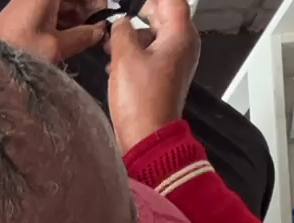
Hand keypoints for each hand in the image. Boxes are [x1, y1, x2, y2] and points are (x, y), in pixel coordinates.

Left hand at [0, 0, 108, 64]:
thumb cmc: (20, 53)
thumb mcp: (55, 47)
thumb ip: (82, 37)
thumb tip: (100, 32)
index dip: (95, 1)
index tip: (103, 15)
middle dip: (86, 9)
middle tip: (95, 31)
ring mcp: (30, 4)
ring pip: (62, 4)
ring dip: (75, 19)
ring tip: (82, 40)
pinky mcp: (23, 17)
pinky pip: (50, 13)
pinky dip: (61, 24)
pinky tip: (68, 41)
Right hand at [105, 0, 199, 151]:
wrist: (146, 137)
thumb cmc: (140, 102)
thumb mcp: (124, 59)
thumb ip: (121, 33)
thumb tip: (120, 23)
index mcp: (179, 35)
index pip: (170, 1)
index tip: (131, 3)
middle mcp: (183, 46)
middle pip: (164, 18)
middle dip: (140, 16)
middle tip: (119, 20)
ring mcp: (176, 64)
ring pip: (155, 38)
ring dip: (133, 39)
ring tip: (110, 46)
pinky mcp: (165, 79)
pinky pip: (152, 57)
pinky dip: (135, 56)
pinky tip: (116, 65)